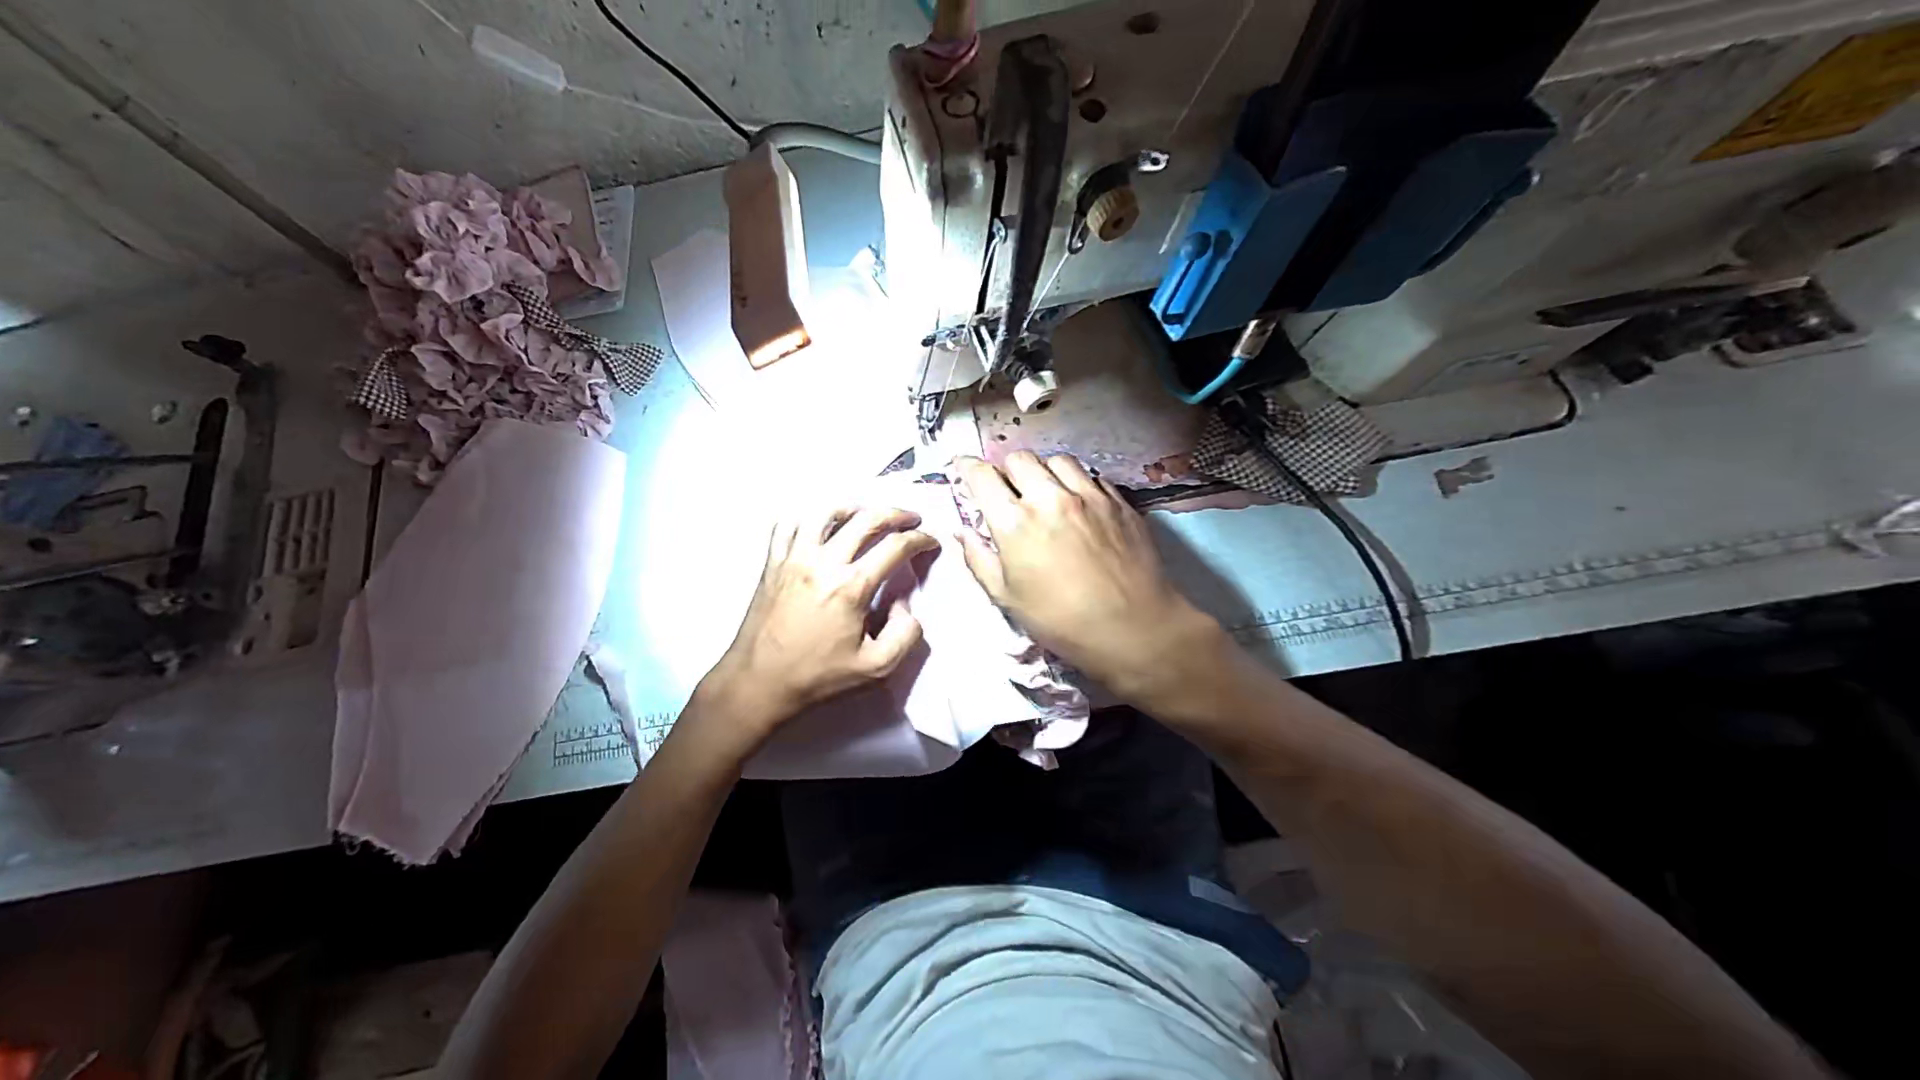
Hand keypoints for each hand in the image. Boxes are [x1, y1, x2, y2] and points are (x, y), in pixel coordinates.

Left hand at [688, 506, 939, 762]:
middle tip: (911, 518)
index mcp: (852, 587)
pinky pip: (788, 524)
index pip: (895, 547)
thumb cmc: (817, 677)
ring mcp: (794, 558)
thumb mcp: (875, 667)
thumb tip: (906, 606)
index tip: (930, 542)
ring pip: (825, 511)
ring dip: (852, 506)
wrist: (758, 682)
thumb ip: (905, 635)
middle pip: (866, 519)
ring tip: (865, 513)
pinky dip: (808, 516)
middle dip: (896, 513)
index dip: (920, 539)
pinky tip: (820, 524)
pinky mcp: (772, 563)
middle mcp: (824, 563)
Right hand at [952, 452, 1226, 710]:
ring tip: (1046, 494)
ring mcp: (1089, 496)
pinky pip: (1091, 477)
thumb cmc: (1062, 621)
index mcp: (1015, 522)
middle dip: (1007, 471)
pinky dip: (1077, 484)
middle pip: (1019, 459)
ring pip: (1057, 460)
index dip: (967, 468)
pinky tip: (1078, 507)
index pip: (982, 476)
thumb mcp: (1007, 599)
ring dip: (1044, 473)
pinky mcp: (1118, 501)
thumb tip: (962, 531)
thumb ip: (979, 558)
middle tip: (1009, 492)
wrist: (1134, 629)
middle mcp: (1050, 498)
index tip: (964, 469)